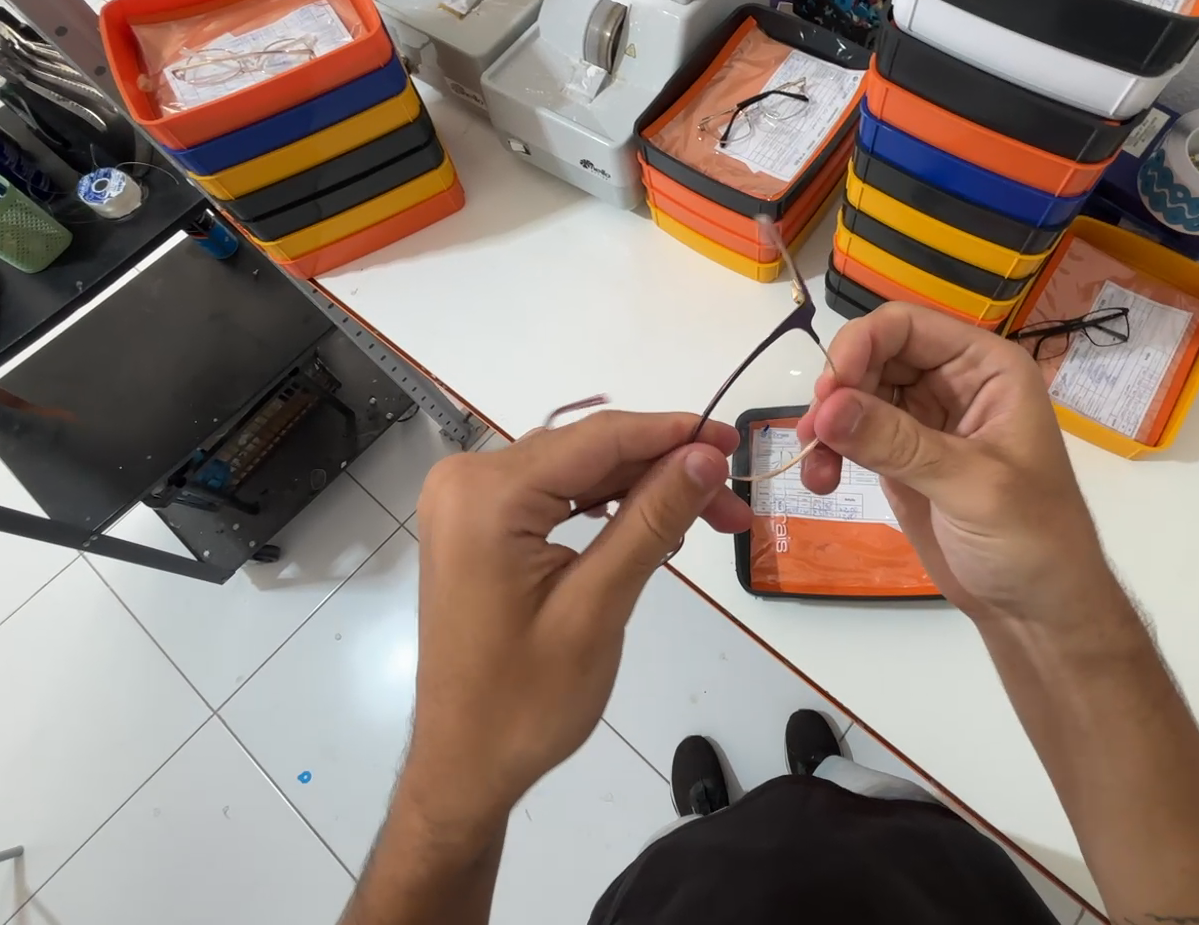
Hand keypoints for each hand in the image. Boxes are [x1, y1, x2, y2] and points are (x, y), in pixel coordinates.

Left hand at [403, 411, 751, 824]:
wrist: (465, 766)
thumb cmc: (526, 702)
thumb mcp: (597, 606)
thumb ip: (651, 519)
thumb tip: (705, 456)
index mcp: (486, 494)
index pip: (597, 439)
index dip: (672, 432)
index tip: (733, 442)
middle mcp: (469, 480)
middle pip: (589, 452)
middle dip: (665, 470)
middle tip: (732, 502)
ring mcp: (469, 500)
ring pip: (578, 470)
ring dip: (642, 488)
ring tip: (708, 515)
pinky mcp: (480, 521)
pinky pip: (555, 493)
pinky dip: (607, 504)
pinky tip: (652, 521)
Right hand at [799, 304, 1109, 629]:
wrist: (1035, 609)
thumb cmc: (1031, 541)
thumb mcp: (971, 485)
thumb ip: (898, 443)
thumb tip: (826, 407)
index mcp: (985, 368)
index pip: (907, 326)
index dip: (860, 345)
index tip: (829, 392)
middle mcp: (951, 382)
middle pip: (872, 355)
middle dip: (837, 389)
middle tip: (813, 434)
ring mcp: (921, 419)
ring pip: (854, 394)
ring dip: (826, 424)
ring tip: (815, 469)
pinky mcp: (898, 455)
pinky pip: (851, 434)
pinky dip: (828, 451)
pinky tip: (821, 480)